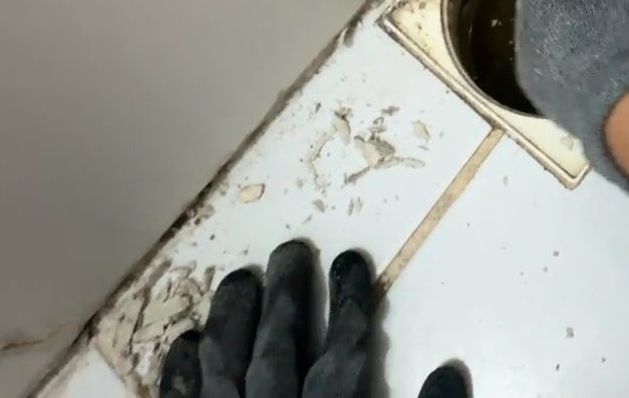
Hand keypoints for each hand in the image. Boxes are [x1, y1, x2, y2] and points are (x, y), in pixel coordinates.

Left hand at [156, 241, 464, 397]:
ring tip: (237, 279)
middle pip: (278, 348)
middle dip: (287, 295)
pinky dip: (177, 379)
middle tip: (290, 249)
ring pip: (222, 373)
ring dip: (230, 321)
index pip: (343, 351)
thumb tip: (451, 372)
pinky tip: (181, 346)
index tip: (351, 259)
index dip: (349, 301)